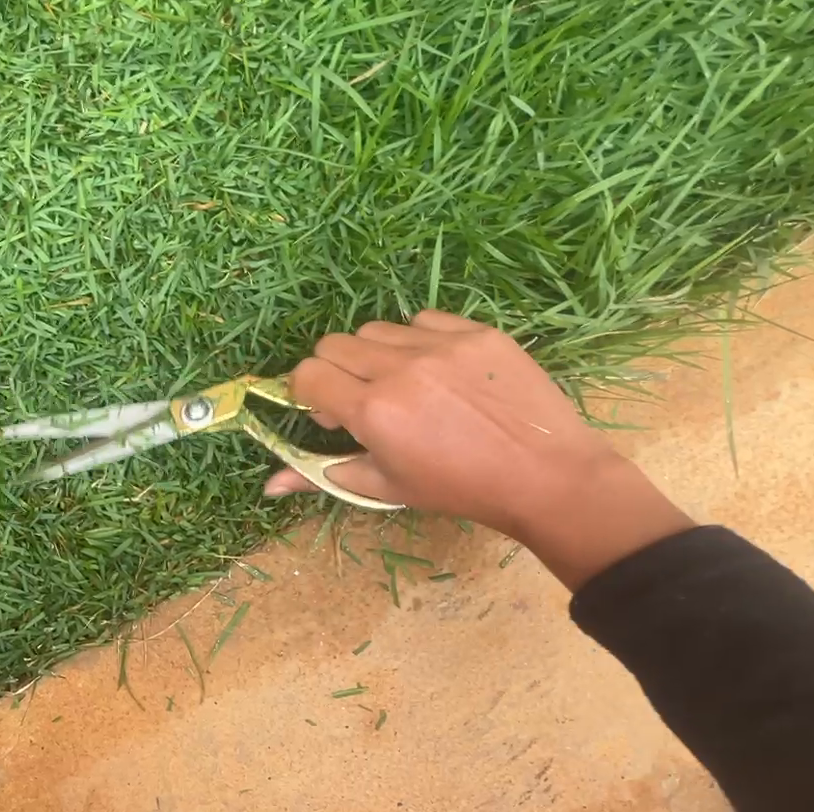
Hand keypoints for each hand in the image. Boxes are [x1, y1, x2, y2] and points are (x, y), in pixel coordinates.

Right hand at [267, 309, 692, 588]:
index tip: (326, 414)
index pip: (306, 375)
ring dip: (371, 355)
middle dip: (332, 371)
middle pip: (332, 345)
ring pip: (374, 330)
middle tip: (357, 399)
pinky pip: (422, 321)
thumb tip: (267, 487)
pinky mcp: (478, 332)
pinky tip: (434, 371)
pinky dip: (414, 342)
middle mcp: (400, 370)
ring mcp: (441, 346)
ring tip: (398, 384)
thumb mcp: (382, 487)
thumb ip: (318, 477)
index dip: (305, 393)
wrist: (546, 475)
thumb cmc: (455, 488)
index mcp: (372, 411)